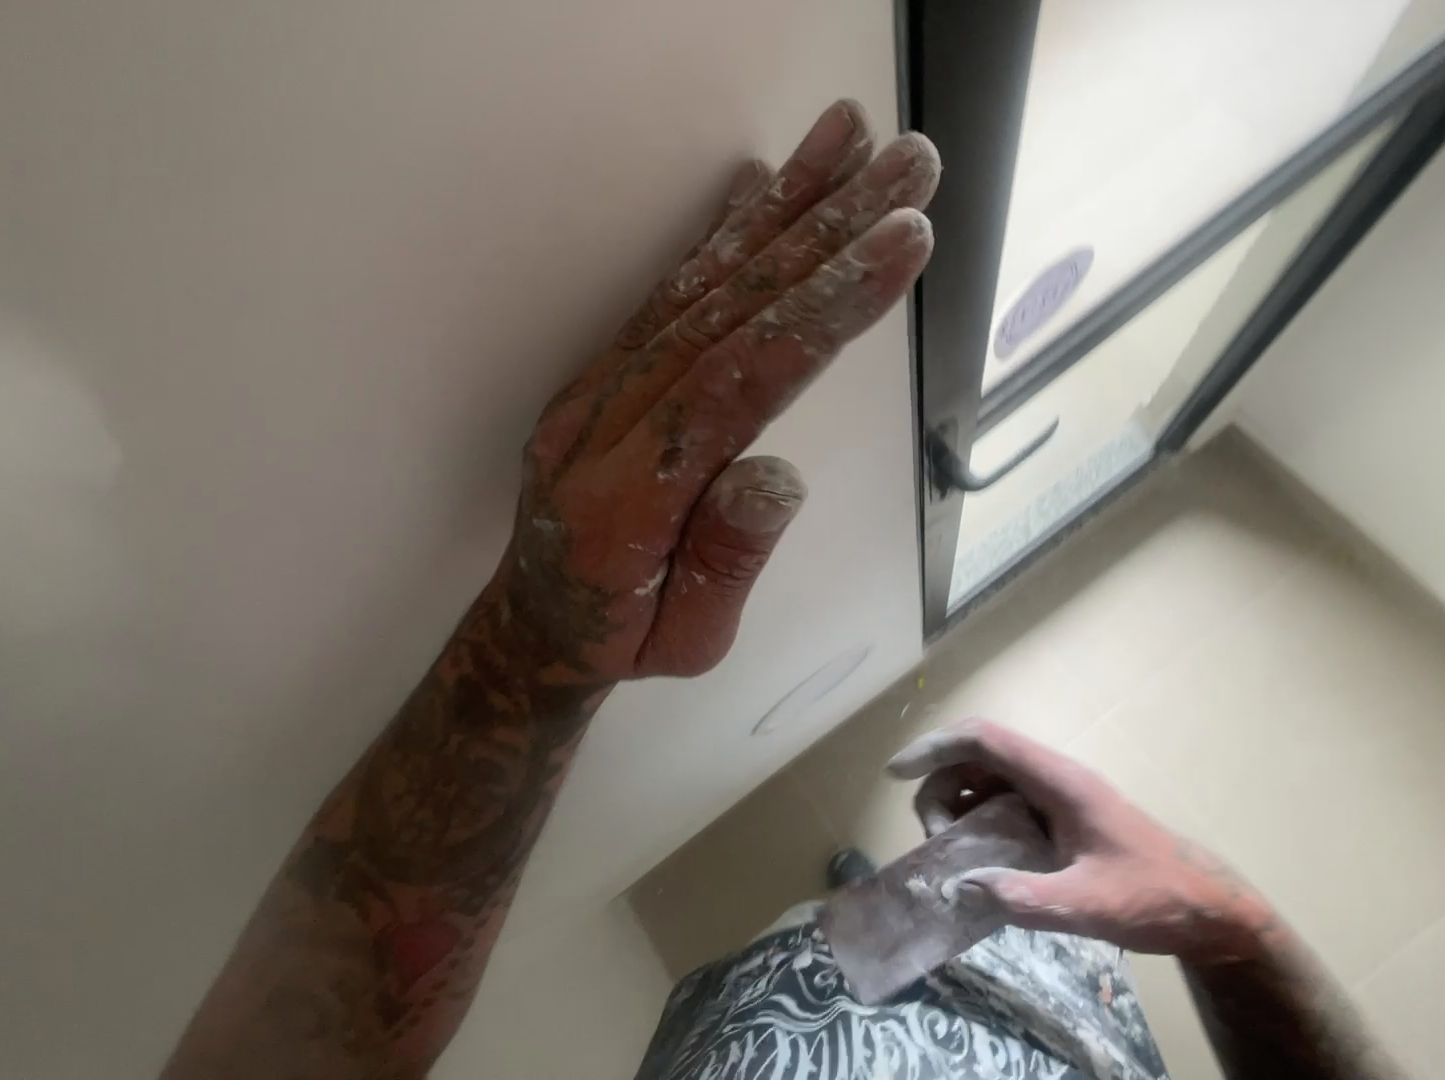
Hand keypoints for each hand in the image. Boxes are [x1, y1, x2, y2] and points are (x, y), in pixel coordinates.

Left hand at [492, 100, 939, 684]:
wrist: (538, 622)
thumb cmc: (624, 637)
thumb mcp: (686, 642)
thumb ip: (726, 563)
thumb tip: (777, 477)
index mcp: (631, 499)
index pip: (739, 384)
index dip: (821, 311)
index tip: (898, 244)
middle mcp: (608, 424)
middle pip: (726, 311)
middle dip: (824, 233)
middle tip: (906, 165)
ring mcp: (601, 391)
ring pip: (697, 287)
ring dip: (780, 211)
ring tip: (849, 141)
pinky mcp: (605, 377)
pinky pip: (663, 299)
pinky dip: (715, 239)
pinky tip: (756, 188)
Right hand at [888, 718, 1276, 962]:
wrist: (1209, 908)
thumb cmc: (1154, 898)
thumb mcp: (1089, 905)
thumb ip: (1024, 897)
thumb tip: (957, 887)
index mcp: (1057, 780)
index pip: (983, 741)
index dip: (934, 747)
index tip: (897, 772)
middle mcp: (1050, 776)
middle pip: (976, 756)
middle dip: (940, 785)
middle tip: (934, 838)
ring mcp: (1053, 792)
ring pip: (985, 776)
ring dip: (956, 802)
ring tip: (952, 850)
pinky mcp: (1056, 812)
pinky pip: (1001, 799)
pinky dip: (975, 816)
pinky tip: (976, 856)